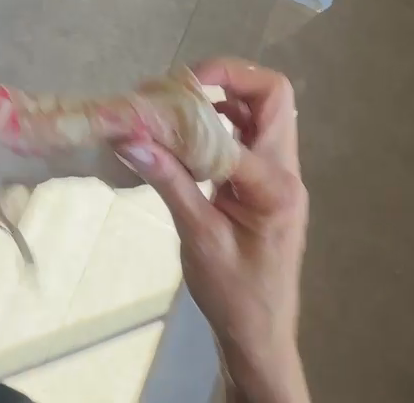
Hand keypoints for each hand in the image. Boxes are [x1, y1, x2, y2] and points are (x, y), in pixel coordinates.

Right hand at [119, 59, 309, 402]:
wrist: (259, 336)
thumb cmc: (234, 294)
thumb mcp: (198, 238)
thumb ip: (168, 181)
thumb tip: (129, 136)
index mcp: (277, 185)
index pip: (241, 126)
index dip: (195, 111)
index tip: (152, 104)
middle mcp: (284, 170)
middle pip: (272, 96)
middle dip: (226, 76)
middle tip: (179, 84)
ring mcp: (276, 173)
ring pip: (260, 108)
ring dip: (219, 94)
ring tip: (173, 100)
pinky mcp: (260, 179)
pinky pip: (244, 130)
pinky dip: (214, 117)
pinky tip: (181, 131)